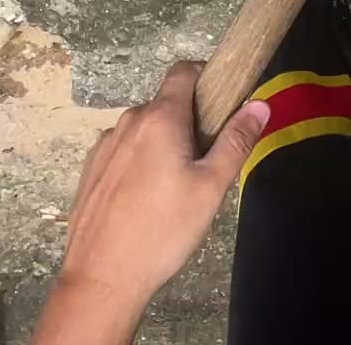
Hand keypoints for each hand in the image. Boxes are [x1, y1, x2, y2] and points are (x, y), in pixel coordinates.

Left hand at [36, 61, 269, 342]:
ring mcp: (105, 144)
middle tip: (204, 160)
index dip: (205, 76)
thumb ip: (236, 141)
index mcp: (161, 117)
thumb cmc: (163, 230)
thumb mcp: (211, 188)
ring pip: (144, 128)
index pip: (184, 71)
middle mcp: (129, 121)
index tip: (221, 102)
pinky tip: (143, 199)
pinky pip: (122, 149)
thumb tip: (261, 104)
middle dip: (188, 120)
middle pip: (166, 103)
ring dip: (162, 142)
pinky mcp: (90, 169)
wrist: (100, 280)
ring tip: (173, 186)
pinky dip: (138, 160)